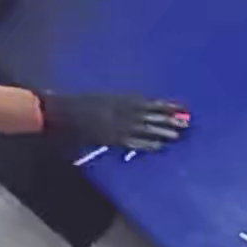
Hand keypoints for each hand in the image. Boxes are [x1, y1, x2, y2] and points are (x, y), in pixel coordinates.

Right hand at [40, 94, 189, 150]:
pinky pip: (133, 141)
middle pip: (150, 115)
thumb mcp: (106, 100)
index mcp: (120, 99)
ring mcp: (116, 124)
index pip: (150, 102)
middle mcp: (120, 110)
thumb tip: (149, 109)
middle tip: (187, 123)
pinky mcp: (111, 137)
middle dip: (169, 119)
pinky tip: (160, 147)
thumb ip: (126, 104)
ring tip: (177, 136)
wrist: (59, 111)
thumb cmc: (83, 105)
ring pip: (144, 127)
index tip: (185, 108)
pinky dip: (146, 144)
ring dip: (161, 132)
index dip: (167, 106)